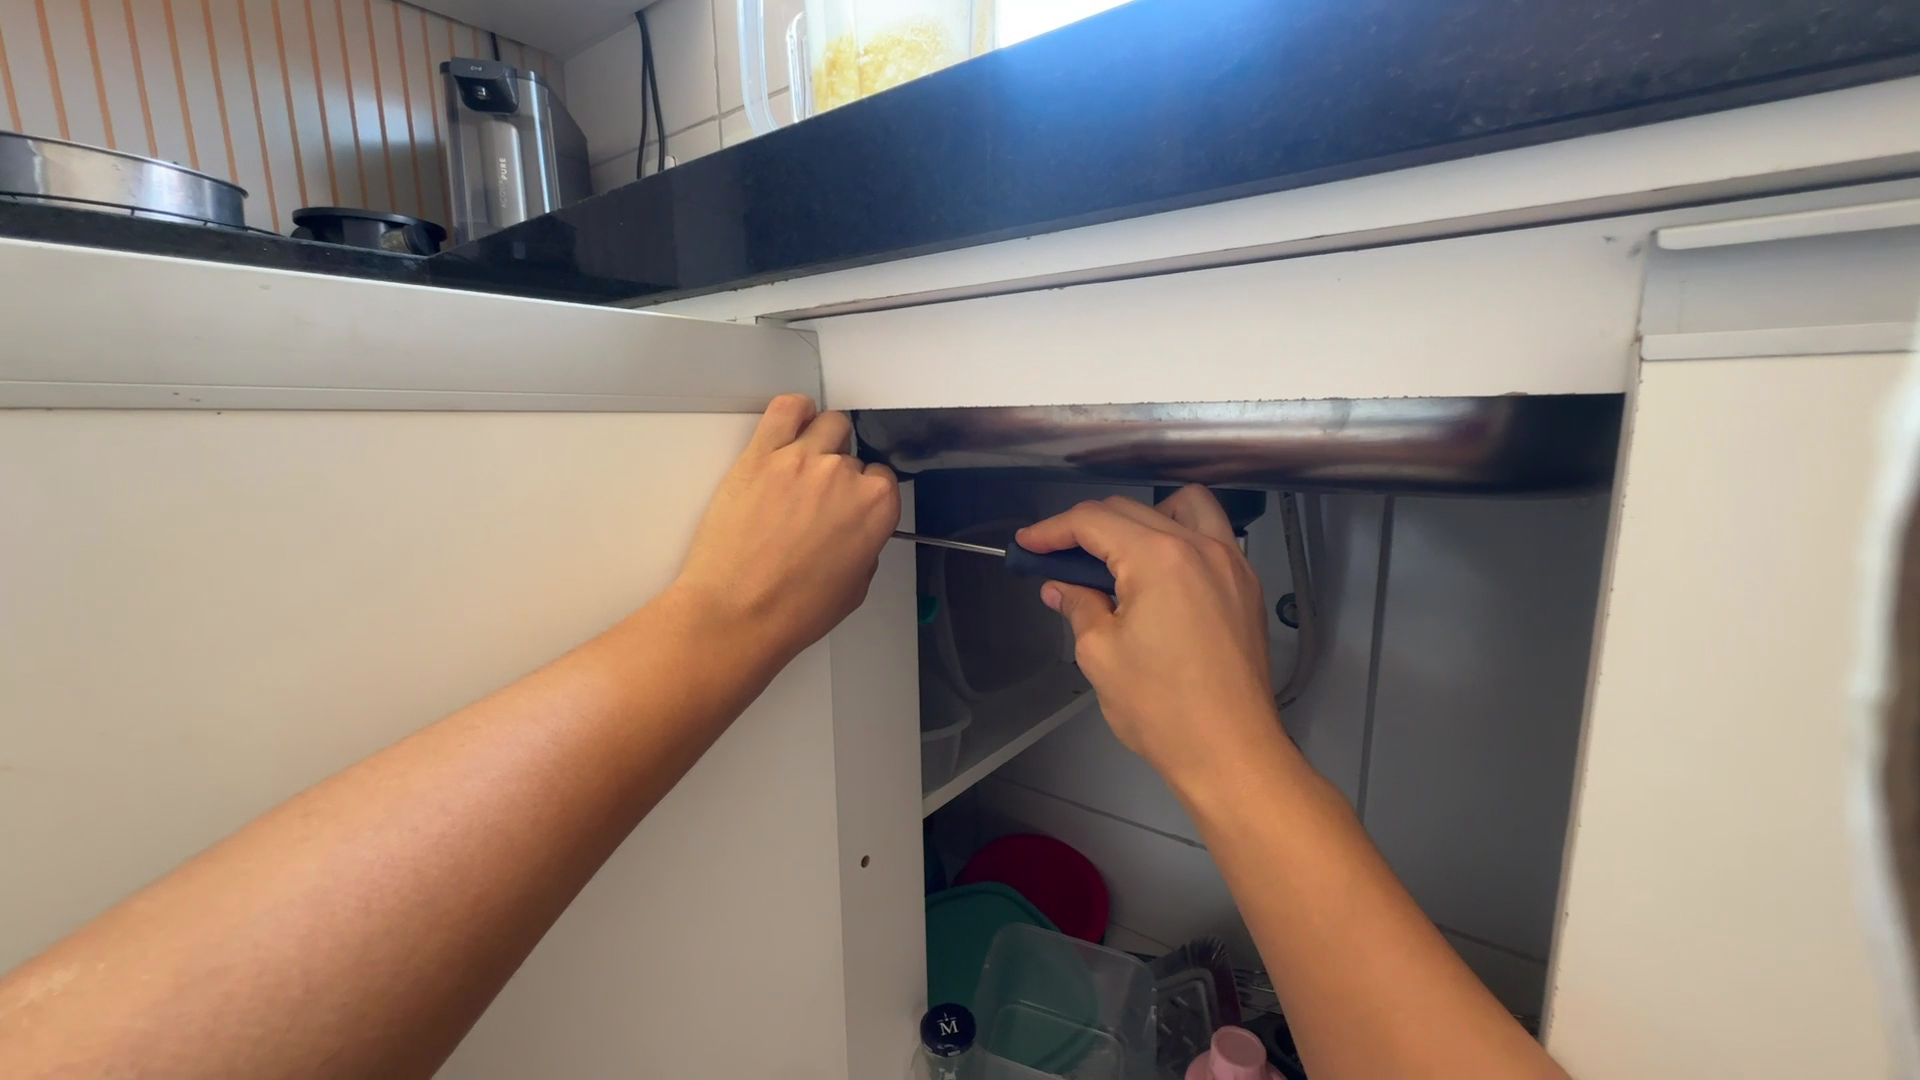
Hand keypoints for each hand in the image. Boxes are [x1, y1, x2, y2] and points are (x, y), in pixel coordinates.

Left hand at [672, 395, 899, 665]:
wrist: (736, 614)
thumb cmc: (793, 611)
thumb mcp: (856, 587)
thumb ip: (865, 545)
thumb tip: (856, 531)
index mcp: (876, 507)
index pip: (883, 479)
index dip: (866, 494)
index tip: (850, 506)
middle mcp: (844, 475)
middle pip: (853, 454)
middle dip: (841, 473)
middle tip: (820, 498)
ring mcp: (801, 459)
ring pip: (829, 423)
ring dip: (824, 439)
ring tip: (806, 463)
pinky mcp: (760, 455)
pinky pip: (787, 408)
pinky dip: (796, 410)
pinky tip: (794, 424)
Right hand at [1016, 486, 1283, 782]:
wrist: (1230, 751)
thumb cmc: (1163, 709)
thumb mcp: (1100, 653)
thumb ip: (1078, 605)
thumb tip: (1060, 587)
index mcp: (1158, 559)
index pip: (1093, 522)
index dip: (1051, 530)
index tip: (1028, 544)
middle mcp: (1200, 547)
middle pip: (1130, 509)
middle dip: (1085, 527)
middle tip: (1056, 556)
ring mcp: (1231, 564)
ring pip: (1183, 507)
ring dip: (1142, 516)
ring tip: (1118, 553)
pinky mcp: (1246, 586)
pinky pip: (1211, 535)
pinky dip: (1179, 537)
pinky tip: (1159, 574)